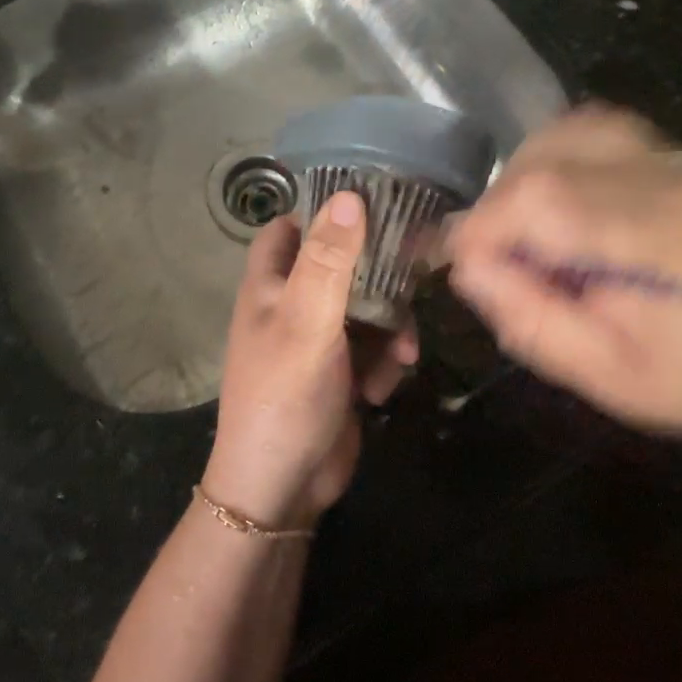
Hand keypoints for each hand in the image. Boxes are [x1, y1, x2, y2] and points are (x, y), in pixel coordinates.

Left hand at [203, 192, 416, 529]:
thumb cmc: (284, 395)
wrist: (281, 487)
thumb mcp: (307, 321)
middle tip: (412, 284)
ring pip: (366, 311)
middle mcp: (290, 306)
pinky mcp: (340, 376)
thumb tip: (348, 194)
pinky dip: (383, 364)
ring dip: (389, 329)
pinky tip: (383, 389)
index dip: (323, 215)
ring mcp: (317, 343)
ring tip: (402, 355)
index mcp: (268, 286)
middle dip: (378, 279)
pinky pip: (372, 352)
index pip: (290, 228)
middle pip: (342, 268)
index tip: (373, 207)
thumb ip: (329, 261)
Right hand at [446, 106, 681, 440]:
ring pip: (565, 133)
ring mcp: (677, 160)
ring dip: (521, 177)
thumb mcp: (601, 374)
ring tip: (522, 229)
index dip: (482, 225)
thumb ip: (527, 319)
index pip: (542, 200)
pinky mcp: (676, 154)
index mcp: (657, 244)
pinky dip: (554, 154)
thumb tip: (466, 266)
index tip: (464, 265)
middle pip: (546, 160)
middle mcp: (667, 184)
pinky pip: (594, 128)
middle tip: (497, 258)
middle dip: (497, 207)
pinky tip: (552, 196)